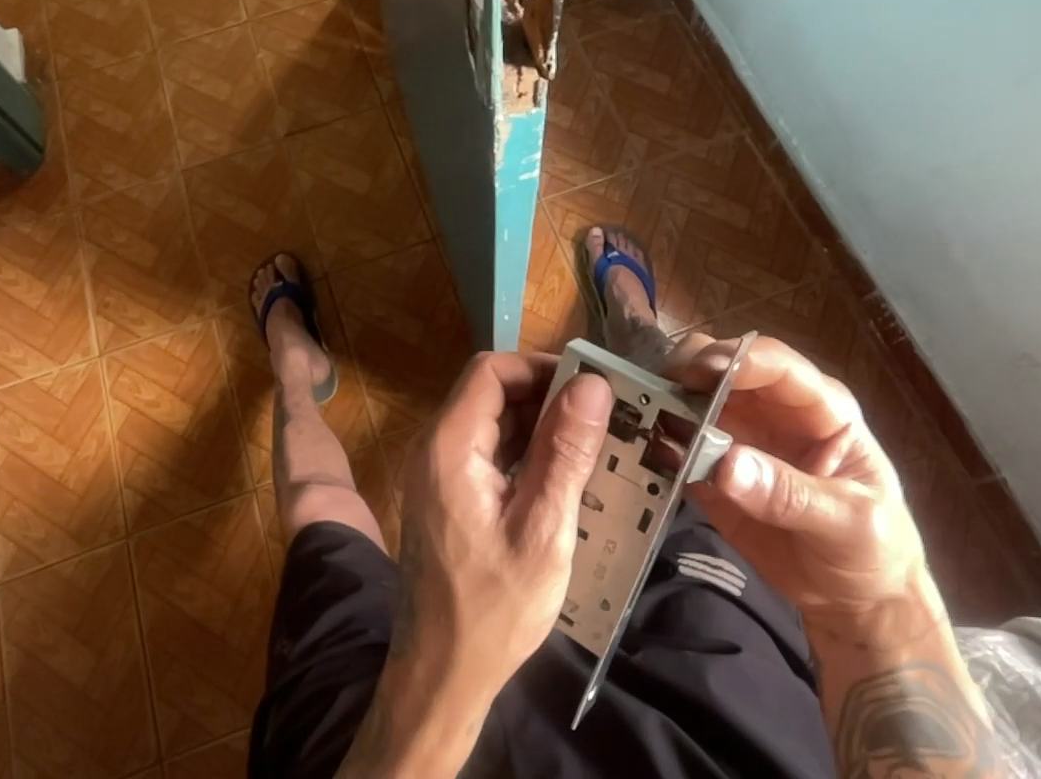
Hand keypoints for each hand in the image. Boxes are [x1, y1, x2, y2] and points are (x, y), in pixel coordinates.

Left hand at [395, 350, 611, 692]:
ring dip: (540, 427)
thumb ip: (565, 454)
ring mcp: (438, 472)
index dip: (542, 368)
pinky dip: (524, 453)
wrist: (442, 672)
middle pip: (492, 392)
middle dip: (549, 398)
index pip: (492, 370)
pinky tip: (563, 476)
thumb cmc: (493, 609)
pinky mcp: (447, 494)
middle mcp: (435, 448)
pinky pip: (487, 452)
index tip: (593, 388)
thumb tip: (594, 385)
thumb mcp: (543, 530)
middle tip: (605, 419)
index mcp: (449, 447)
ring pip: (492, 421)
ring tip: (594, 446)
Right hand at [673, 334, 1001, 776]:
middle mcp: (777, 416)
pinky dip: (660, 445)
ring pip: (698, 405)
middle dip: (689, 371)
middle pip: (727, 373)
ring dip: (667, 405)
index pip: (776, 365)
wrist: (859, 607)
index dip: (736, 358)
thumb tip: (722, 462)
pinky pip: (685, 447)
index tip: (692, 368)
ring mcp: (743, 442)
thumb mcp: (845, 526)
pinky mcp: (718, 473)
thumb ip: (785, 493)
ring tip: (633, 413)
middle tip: (652, 385)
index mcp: (823, 411)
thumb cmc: (874, 557)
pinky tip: (638, 451)